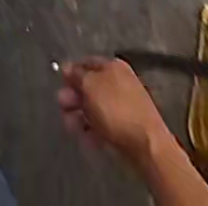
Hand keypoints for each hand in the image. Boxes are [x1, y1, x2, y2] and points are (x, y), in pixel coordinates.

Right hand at [59, 58, 173, 163]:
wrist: (146, 144)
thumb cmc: (116, 109)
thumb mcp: (90, 85)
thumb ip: (76, 74)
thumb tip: (67, 66)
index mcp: (113, 66)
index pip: (86, 63)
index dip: (71, 72)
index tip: (61, 84)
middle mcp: (119, 82)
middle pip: (89, 87)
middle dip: (74, 98)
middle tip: (63, 107)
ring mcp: (123, 106)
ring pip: (95, 108)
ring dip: (80, 117)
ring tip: (72, 127)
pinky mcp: (126, 128)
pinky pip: (104, 125)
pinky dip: (93, 131)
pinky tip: (87, 140)